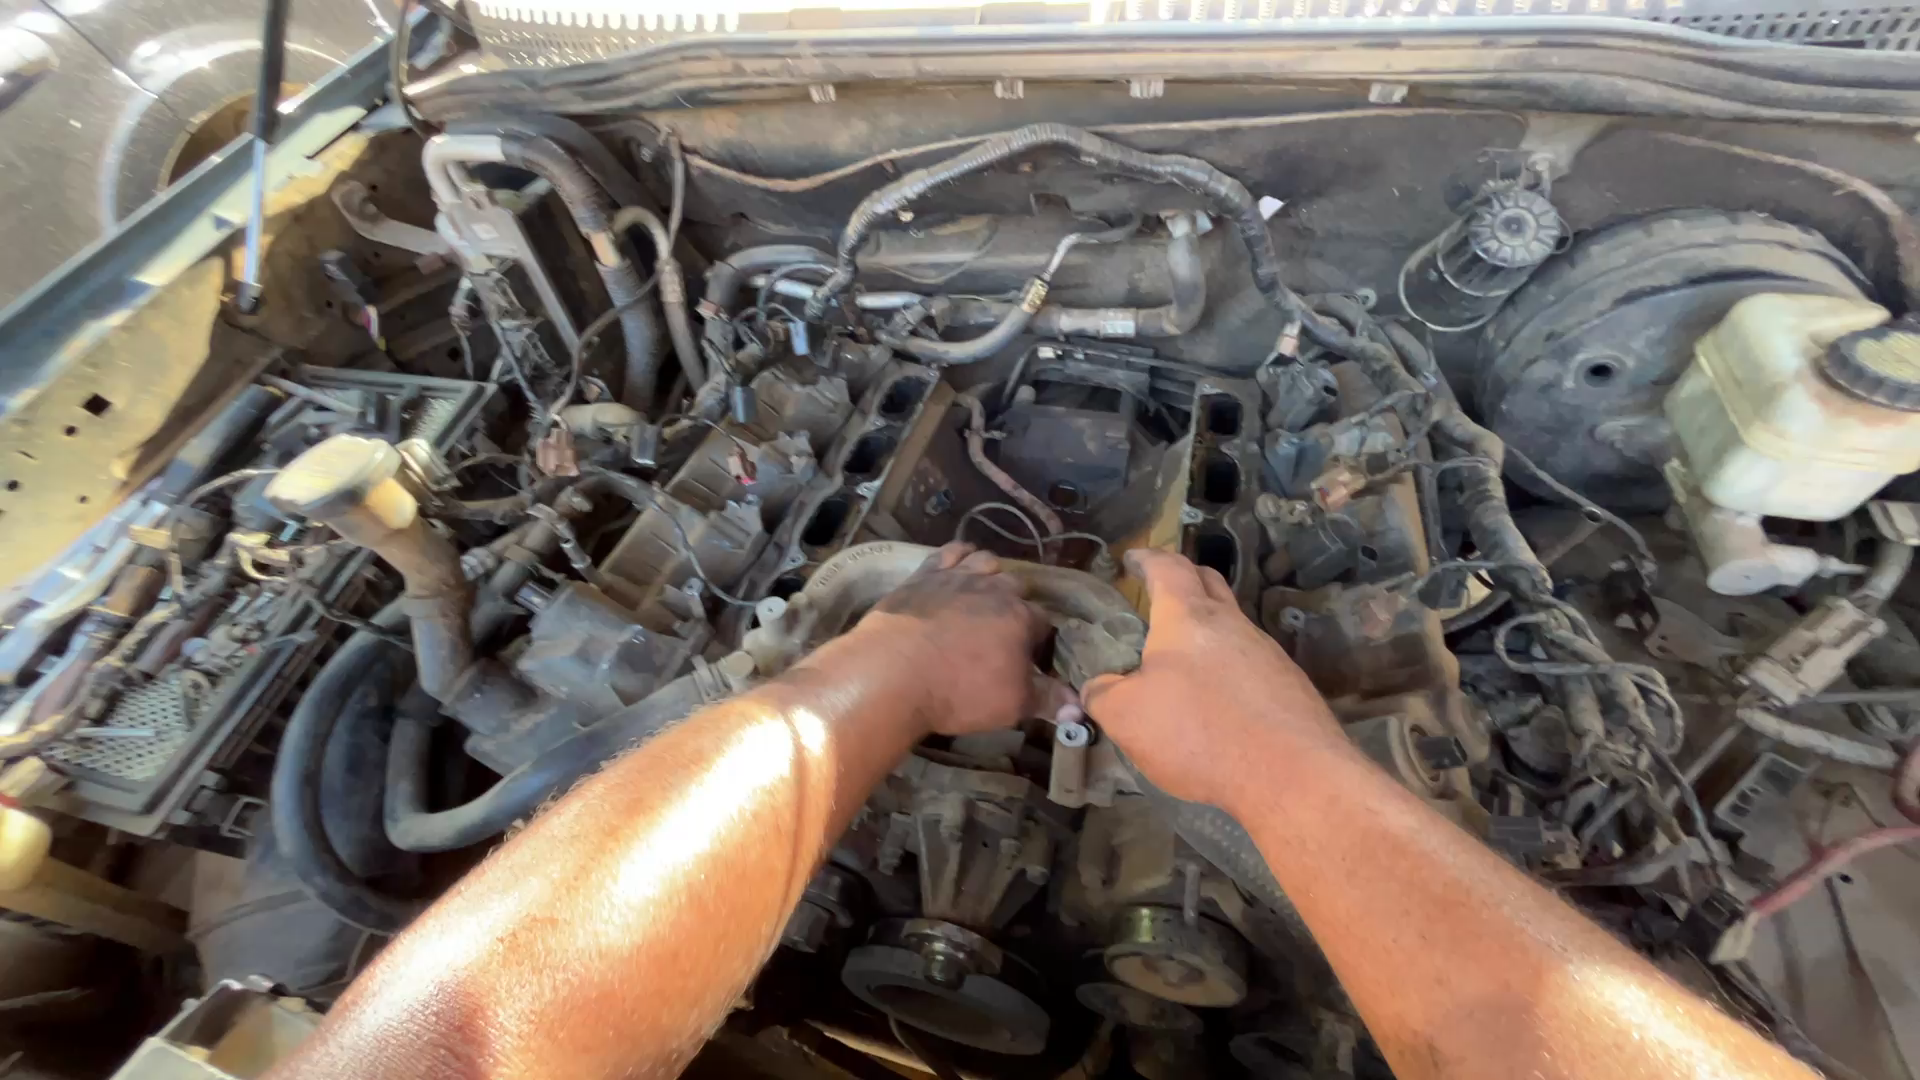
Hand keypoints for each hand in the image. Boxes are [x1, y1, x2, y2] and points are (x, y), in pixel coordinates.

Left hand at [836, 543, 1070, 735]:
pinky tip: (960, 561)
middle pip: (1017, 587)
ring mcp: (957, 576)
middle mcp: (993, 589)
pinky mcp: (924, 574)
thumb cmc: (959, 691)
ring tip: (985, 595)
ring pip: (986, 562)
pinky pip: (950, 551)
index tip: (1029, 656)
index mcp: (1020, 617)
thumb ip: (1048, 700)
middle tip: (1004, 630)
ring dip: (991, 575)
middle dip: (1016, 604)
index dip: (1039, 640)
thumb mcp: (1011, 704)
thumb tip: (1078, 707)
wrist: (893, 673)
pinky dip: (960, 554)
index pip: (1043, 623)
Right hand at [1082, 549, 1345, 808]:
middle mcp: (1233, 624)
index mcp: (1188, 617)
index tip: (1133, 558)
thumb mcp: (1126, 717)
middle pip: (1209, 583)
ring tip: (1182, 657)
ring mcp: (1268, 654)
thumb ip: (1103, 694)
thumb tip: (1097, 687)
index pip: (1168, 567)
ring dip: (1207, 629)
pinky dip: (1227, 667)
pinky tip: (1217, 701)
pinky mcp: (1290, 688)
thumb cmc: (1199, 732)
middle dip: (1183, 579)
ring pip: (1233, 625)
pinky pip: (1251, 663)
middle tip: (1158, 592)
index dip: (1147, 558)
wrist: (1294, 777)